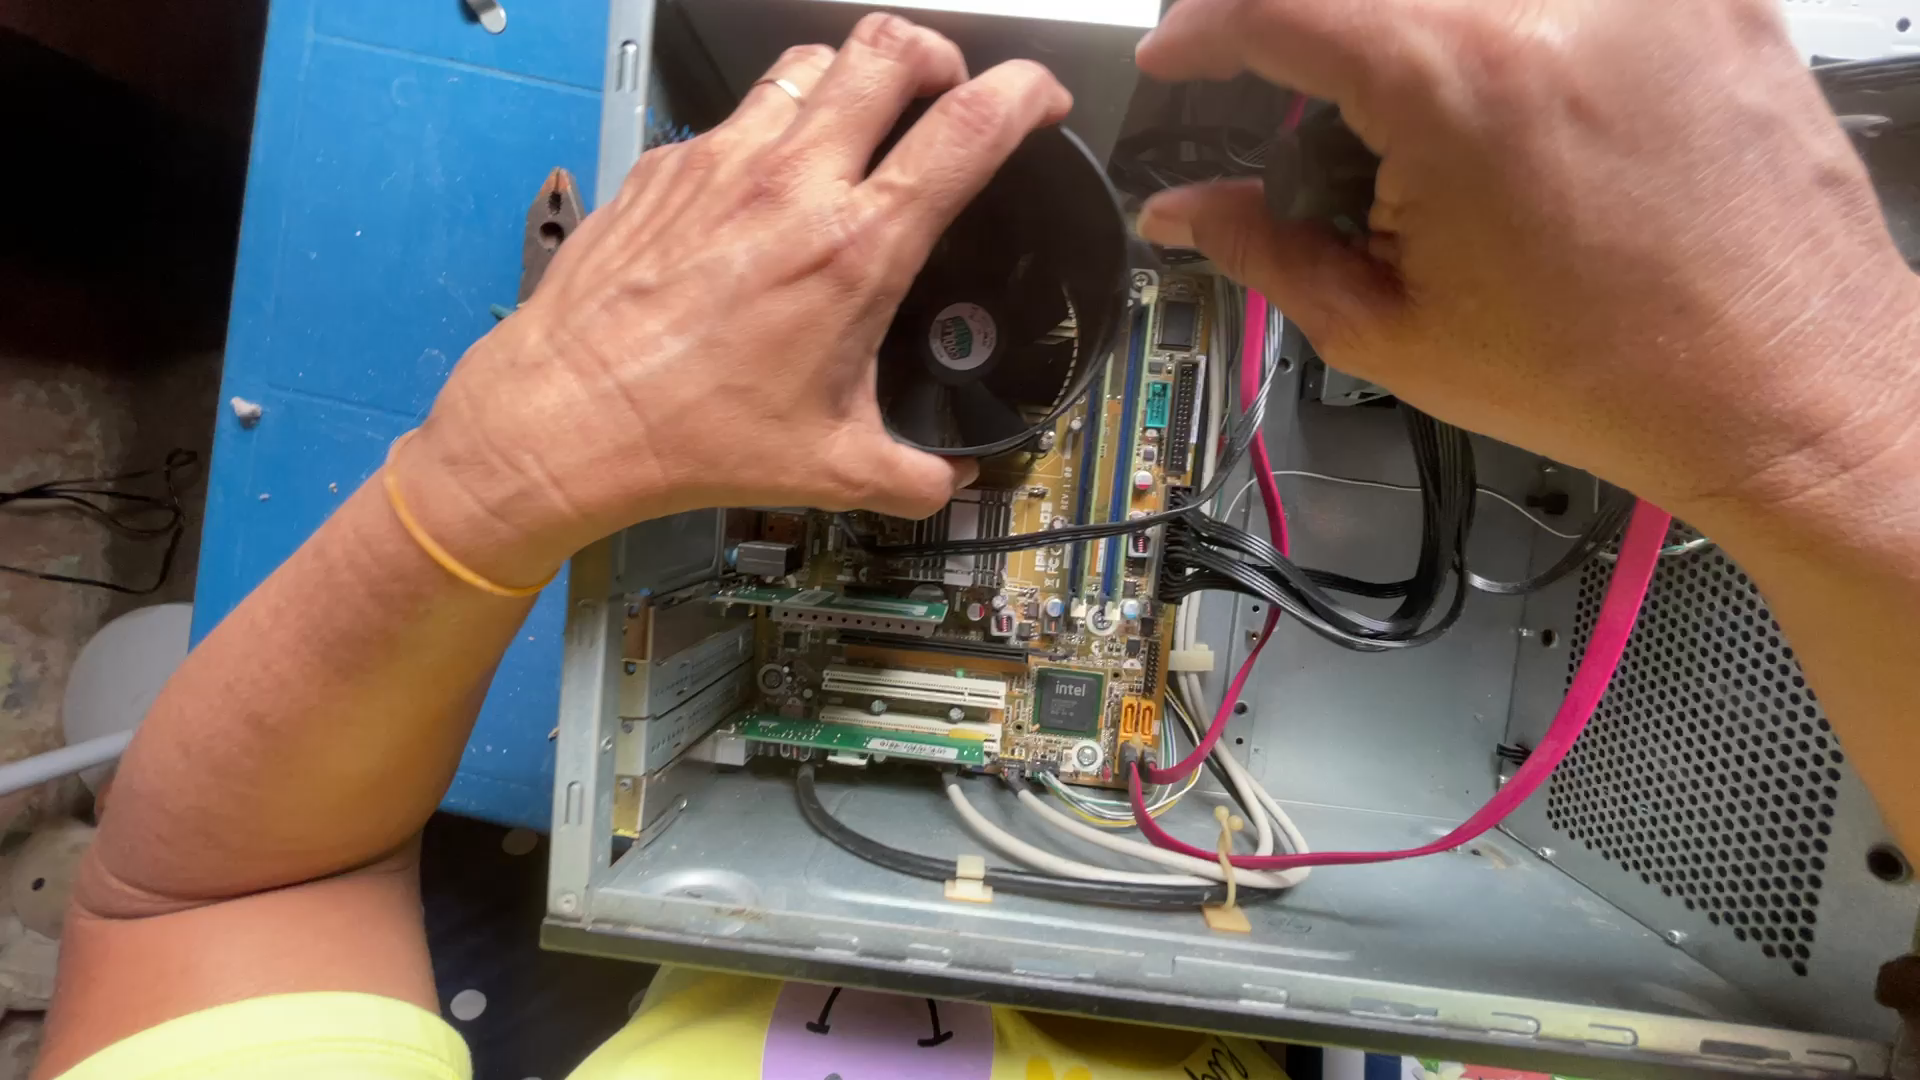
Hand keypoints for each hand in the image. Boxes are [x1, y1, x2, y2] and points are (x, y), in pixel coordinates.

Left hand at [395, 15, 1071, 587]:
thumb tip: (954, 478)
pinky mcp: (668, 169)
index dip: (1025, 93)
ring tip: (867, 121)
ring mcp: (721, 162)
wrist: (574, 419)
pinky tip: (772, 184)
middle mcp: (792, 183)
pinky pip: (739, 115)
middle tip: (951, 93)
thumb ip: (921, 477)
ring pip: (810, 62)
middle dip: (940, 54)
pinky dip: (778, 125)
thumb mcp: (838, 469)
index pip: (966, 129)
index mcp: (855, 250)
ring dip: (857, 75)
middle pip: (887, 48)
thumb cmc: (701, 437)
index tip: (1042, 99)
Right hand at [1135, 0, 1919, 523]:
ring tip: (1360, 119)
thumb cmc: (1574, 372)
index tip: (1170, 58)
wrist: (1770, 379)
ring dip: (1369, 33)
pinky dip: (1457, 32)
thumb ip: (1260, 249)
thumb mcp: (1376, 327)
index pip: (1283, 6)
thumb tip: (1178, 214)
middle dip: (1277, 19)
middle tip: (1248, 77)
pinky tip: (1456, 111)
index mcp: (1457, 84)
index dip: (1201, 28)